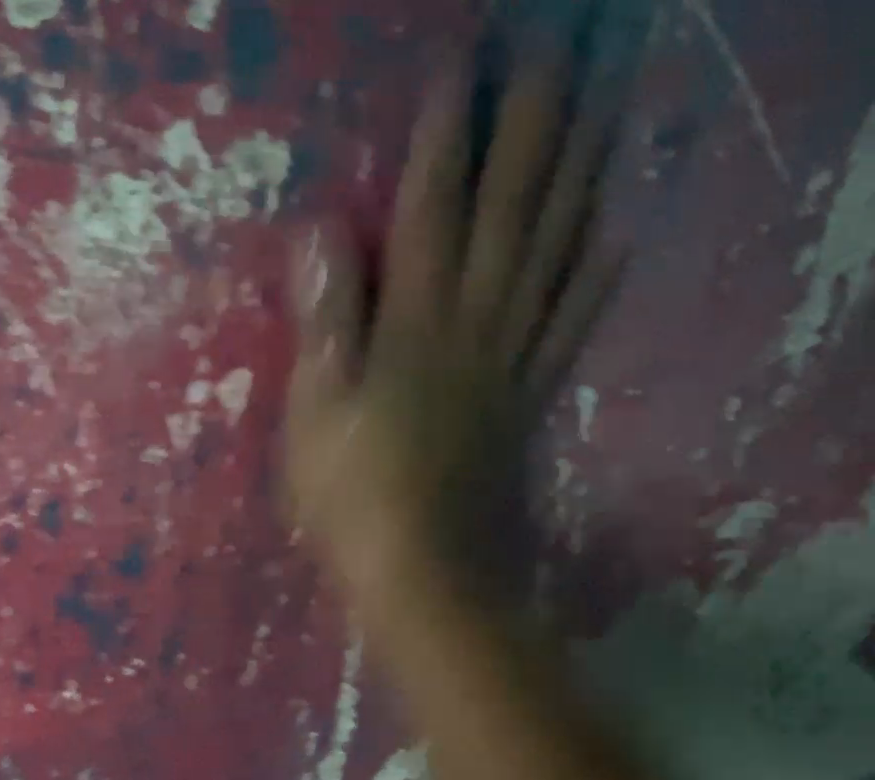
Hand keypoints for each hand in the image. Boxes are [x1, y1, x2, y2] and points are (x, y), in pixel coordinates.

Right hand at [282, 51, 624, 608]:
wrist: (425, 573)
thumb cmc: (350, 495)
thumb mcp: (314, 410)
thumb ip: (325, 318)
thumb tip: (322, 231)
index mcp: (415, 327)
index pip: (432, 214)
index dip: (444, 141)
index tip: (457, 74)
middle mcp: (475, 326)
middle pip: (510, 217)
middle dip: (530, 135)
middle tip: (552, 62)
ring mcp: (510, 360)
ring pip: (553, 255)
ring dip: (577, 181)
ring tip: (597, 118)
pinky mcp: (526, 396)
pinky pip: (569, 322)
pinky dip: (592, 273)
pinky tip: (609, 237)